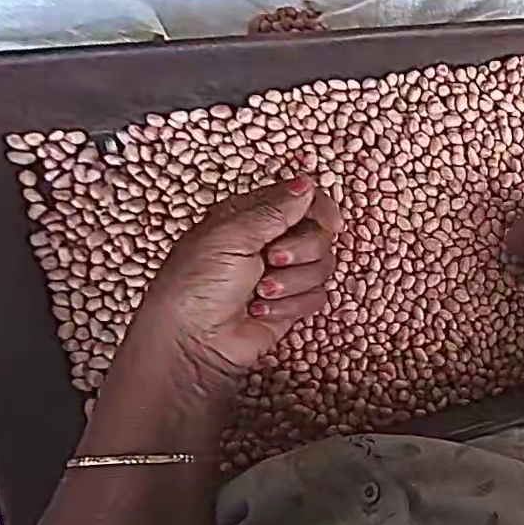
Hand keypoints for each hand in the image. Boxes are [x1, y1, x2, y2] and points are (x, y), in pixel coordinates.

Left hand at [117, 176, 342, 388]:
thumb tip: (306, 183)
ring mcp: (284, 275)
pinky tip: (262, 310)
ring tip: (260, 291)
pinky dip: (291, 305)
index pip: (301, 200)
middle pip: (319, 235)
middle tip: (271, 260)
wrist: (194, 340)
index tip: (329, 222)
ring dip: (291, 282)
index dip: (320, 208)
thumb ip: (274, 210)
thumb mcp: (231, 236)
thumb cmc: (197, 284)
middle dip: (300, 251)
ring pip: (322, 268)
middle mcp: (271, 243)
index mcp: (251, 217)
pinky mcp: (292, 303)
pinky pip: (317, 297)